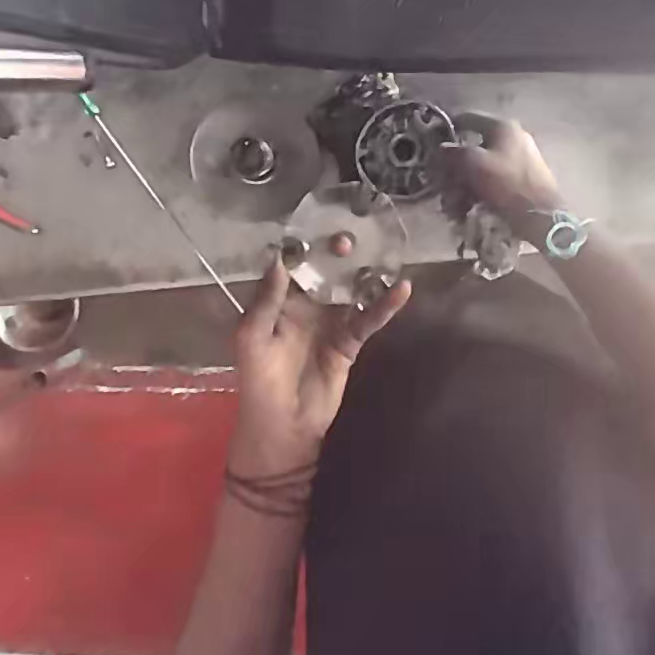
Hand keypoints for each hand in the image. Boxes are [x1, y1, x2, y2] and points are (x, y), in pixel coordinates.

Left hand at [229, 258, 411, 479]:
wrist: (283, 428)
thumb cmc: (259, 381)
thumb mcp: (253, 338)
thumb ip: (267, 300)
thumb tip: (279, 259)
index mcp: (278, 303)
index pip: (292, 267)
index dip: (304, 247)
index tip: (317, 226)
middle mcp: (305, 307)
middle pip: (324, 272)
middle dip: (336, 254)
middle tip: (348, 239)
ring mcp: (329, 323)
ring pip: (349, 290)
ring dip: (362, 272)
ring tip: (379, 252)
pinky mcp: (349, 342)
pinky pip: (368, 319)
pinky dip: (385, 305)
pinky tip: (402, 289)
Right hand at [448, 112, 566, 239]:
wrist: (541, 216)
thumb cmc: (506, 184)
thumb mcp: (474, 164)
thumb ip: (454, 152)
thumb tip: (441, 148)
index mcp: (502, 127)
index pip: (467, 118)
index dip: (447, 128)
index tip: (432, 143)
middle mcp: (512, 138)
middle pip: (473, 147)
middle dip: (454, 168)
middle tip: (442, 185)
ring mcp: (519, 159)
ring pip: (481, 167)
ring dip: (463, 185)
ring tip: (453, 205)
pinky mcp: (522, 178)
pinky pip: (492, 180)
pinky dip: (478, 191)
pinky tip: (467, 208)